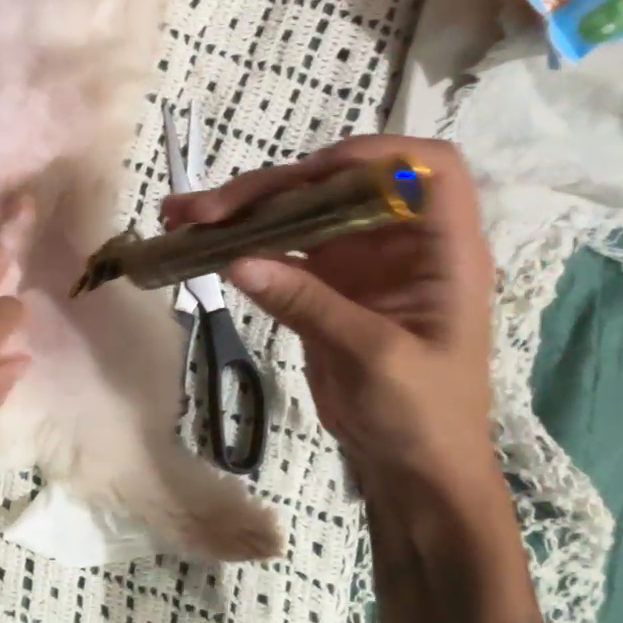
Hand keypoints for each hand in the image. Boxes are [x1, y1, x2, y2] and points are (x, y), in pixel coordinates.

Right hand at [162, 136, 496, 493]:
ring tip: (182, 217)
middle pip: (336, 186)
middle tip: (206, 211)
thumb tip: (237, 262)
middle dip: (271, 188)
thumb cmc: (423, 414)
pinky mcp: (319, 285)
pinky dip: (235, 244)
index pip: (426, 170)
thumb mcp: (374, 357)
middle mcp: (397, 244)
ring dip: (240, 210)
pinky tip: (196, 244)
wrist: (411, 465)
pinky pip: (274, 249)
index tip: (308, 174)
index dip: (373, 157)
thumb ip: (310, 305)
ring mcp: (354, 262)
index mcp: (440, 251)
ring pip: (297, 213)